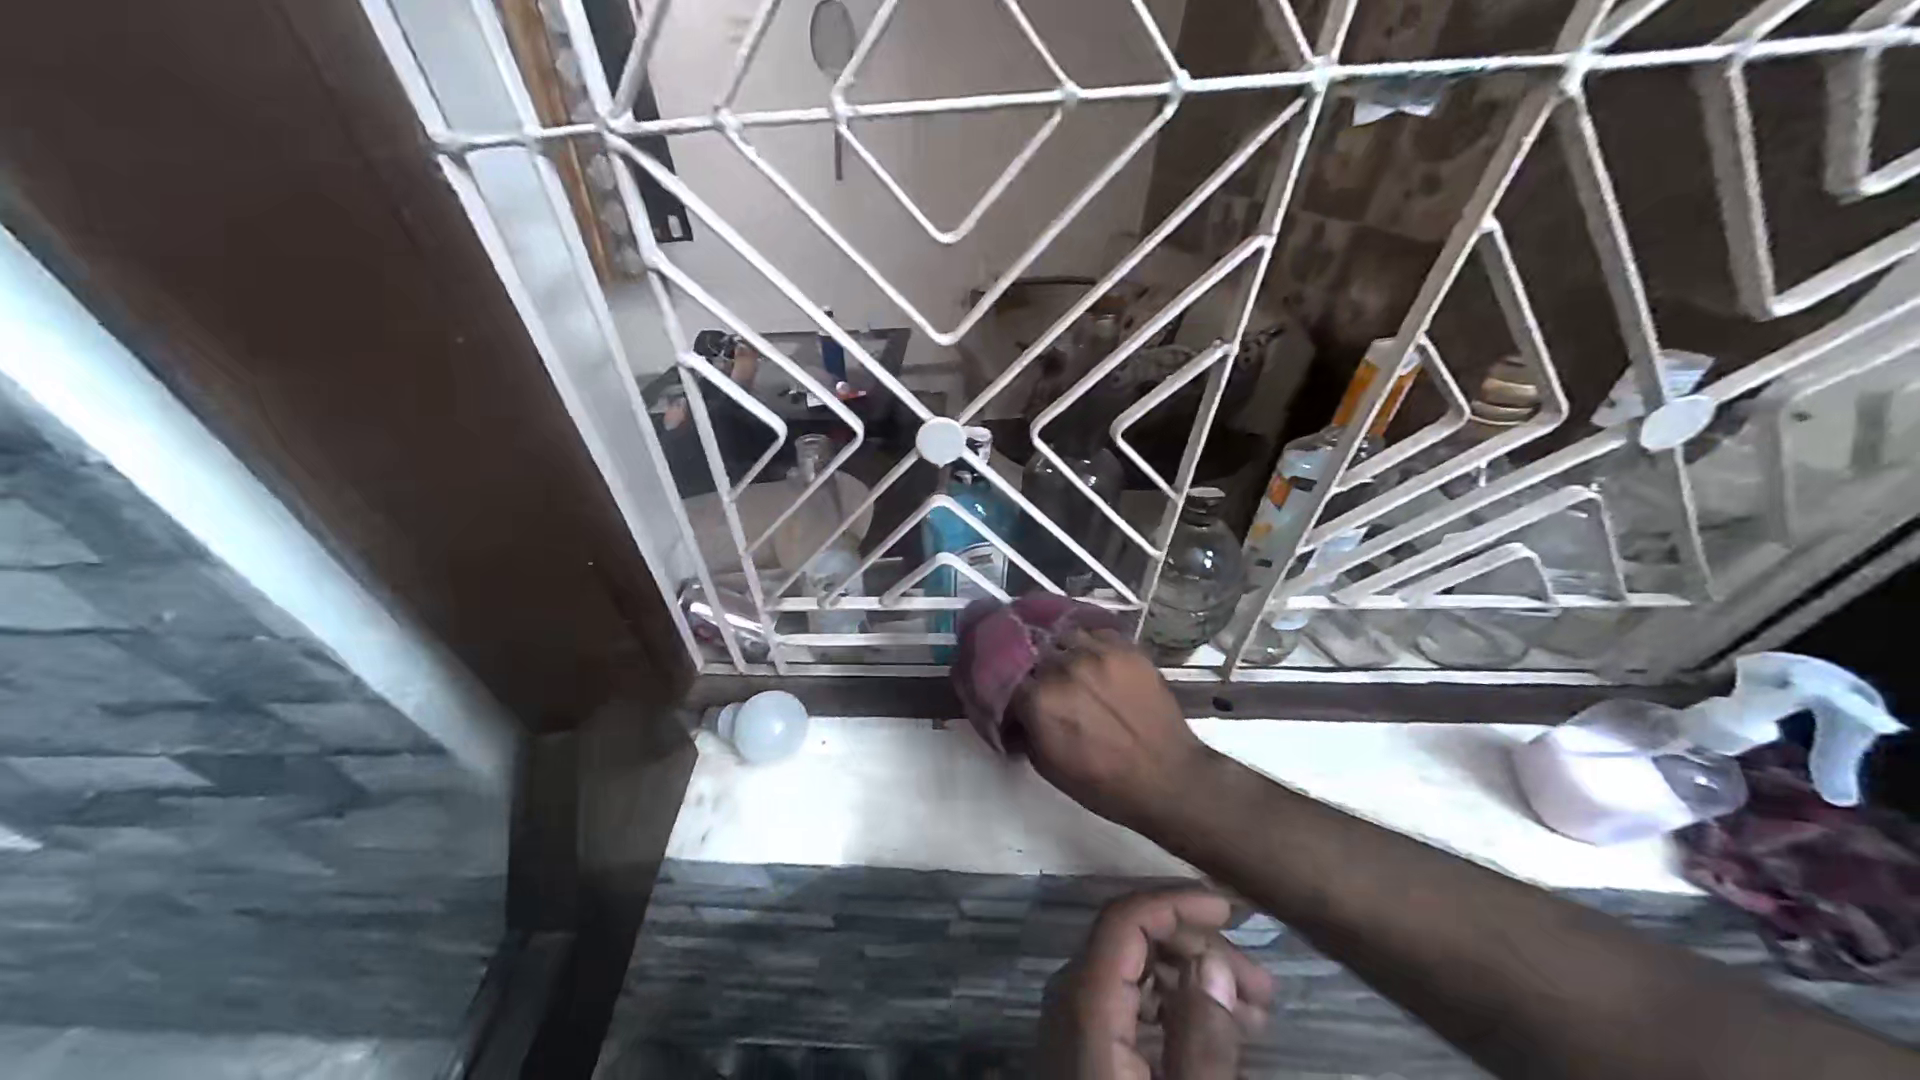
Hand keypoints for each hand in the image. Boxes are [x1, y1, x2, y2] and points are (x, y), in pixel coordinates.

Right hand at [1018, 628, 1217, 828]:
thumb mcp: (1047, 765)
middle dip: (1034, 668)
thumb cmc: (1102, 783)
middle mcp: (1063, 668)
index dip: (1008, 686)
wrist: (1167, 778)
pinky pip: (1098, 633)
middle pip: (1034, 653)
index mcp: (1039, 699)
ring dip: (1062, 651)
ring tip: (1070, 666)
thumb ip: (1024, 730)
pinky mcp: (1126, 648)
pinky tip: (1095, 659)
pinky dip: (1091, 644)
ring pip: (1064, 637)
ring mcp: (1097, 654)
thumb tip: (1014, 713)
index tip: (1014, 694)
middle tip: (1042, 682)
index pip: (1006, 677)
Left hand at [1038, 889, 1273, 1079]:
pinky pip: (1127, 1000)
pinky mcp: (1082, 1048)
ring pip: (1132, 968)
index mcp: (1086, 1003)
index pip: (1124, 917)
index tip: (1233, 908)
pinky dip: (1171, 1003)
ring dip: (1191, 976)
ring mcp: (1072, 1023)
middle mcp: (1070, 999)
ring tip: (1255, 1012)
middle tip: (1264, 989)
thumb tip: (1213, 964)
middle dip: (1198, 946)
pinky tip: (1213, 1029)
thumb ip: (1202, 1040)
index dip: (1176, 900)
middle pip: (1131, 938)